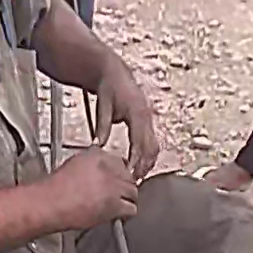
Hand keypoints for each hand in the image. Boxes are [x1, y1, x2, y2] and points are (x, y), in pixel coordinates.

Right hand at [41, 149, 137, 230]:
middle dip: (125, 185)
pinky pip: (131, 208)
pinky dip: (127, 212)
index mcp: (97, 155)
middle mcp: (108, 169)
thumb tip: (97, 173)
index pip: (119, 161)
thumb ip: (90, 164)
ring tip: (121, 204)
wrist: (51, 203)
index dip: (119, 173)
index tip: (116, 180)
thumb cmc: (55, 189)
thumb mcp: (74, 164)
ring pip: (133, 192)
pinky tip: (120, 214)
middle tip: (120, 193)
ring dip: (128, 198)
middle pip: (128, 176)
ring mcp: (113, 186)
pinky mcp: (114, 204)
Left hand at [94, 60, 158, 178]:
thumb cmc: (108, 86)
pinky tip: (139, 165)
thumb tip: (98, 146)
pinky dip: (147, 155)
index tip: (130, 174)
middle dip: (144, 166)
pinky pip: (152, 142)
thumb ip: (102, 126)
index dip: (136, 160)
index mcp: (137, 111)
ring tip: (137, 177)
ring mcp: (149, 118)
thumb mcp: (103, 106)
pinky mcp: (148, 121)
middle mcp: (147, 115)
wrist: (113, 70)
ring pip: (154, 146)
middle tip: (134, 182)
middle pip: (151, 148)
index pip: (139, 142)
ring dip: (147, 163)